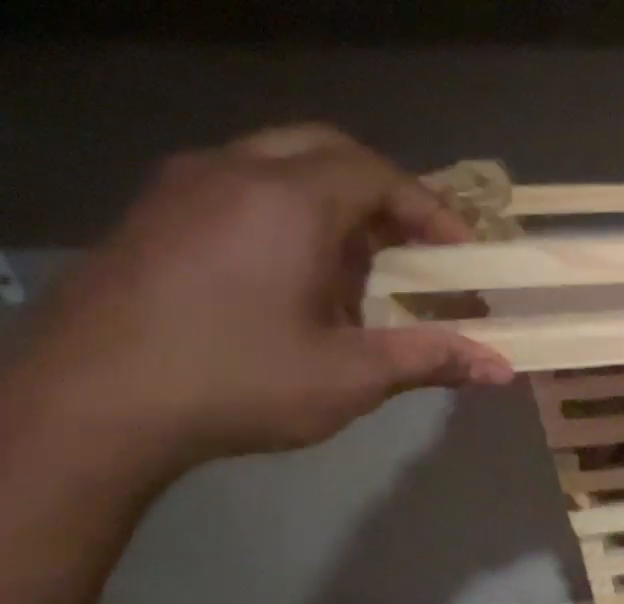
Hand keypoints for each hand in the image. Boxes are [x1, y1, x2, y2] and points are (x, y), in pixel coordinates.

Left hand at [11, 124, 512, 475]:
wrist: (91, 403)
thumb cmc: (239, 381)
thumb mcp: (352, 376)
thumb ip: (431, 359)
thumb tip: (502, 369)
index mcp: (285, 201)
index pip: (375, 173)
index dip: (431, 210)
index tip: (465, 254)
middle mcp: (230, 175)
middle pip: (325, 150)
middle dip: (383, 193)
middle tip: (419, 245)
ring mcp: (180, 191)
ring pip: (276, 165)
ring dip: (334, 202)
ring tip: (366, 266)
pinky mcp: (153, 218)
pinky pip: (237, 189)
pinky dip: (287, 213)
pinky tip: (301, 277)